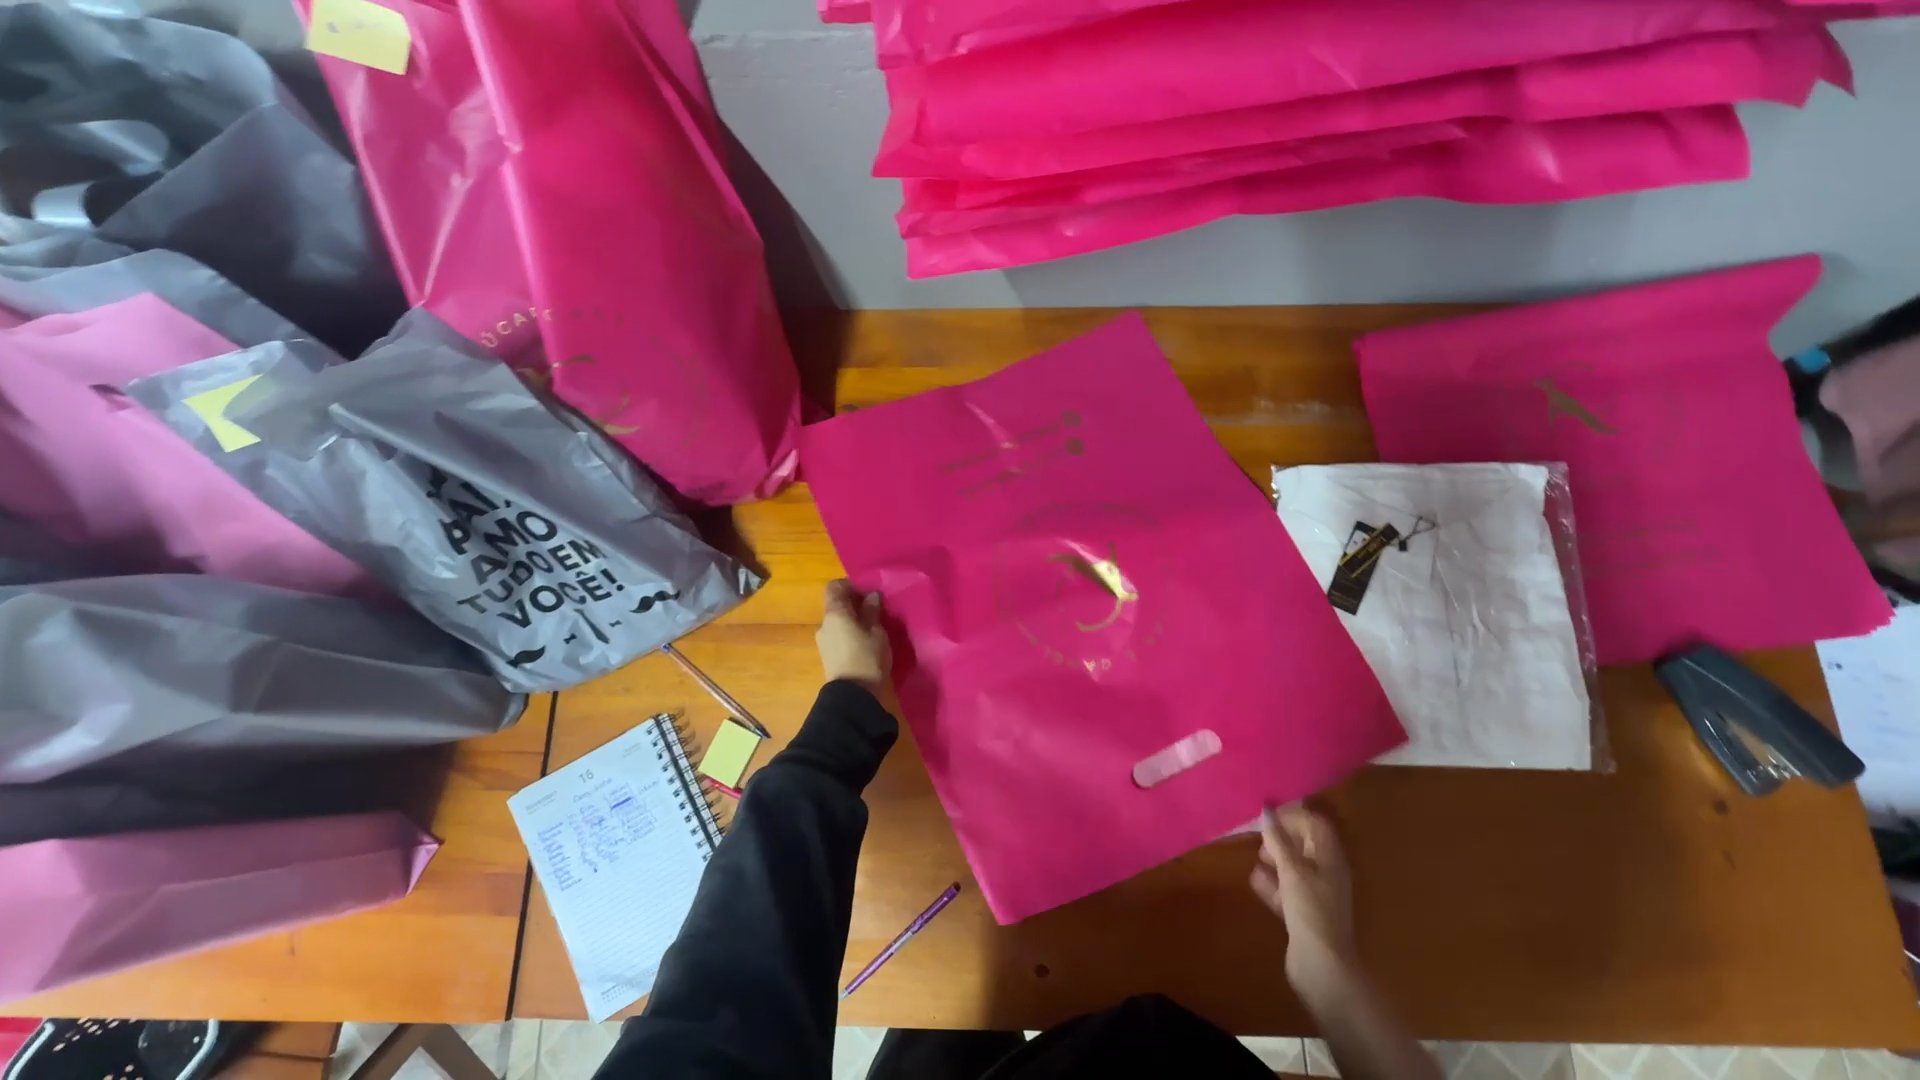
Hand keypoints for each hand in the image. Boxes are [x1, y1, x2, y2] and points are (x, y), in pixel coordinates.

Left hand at [816, 579, 890, 689]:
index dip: (851, 585)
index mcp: (834, 613)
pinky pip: (838, 635)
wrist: (853, 696)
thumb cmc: (867, 658)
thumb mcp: (877, 632)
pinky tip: (865, 643)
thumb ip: (872, 611)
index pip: (835, 586)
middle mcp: (824, 624)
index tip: (869, 592)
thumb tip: (871, 595)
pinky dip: (850, 633)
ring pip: (838, 621)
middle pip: (836, 604)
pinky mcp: (828, 655)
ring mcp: (823, 641)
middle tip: (876, 610)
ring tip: (873, 628)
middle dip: (855, 604)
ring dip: (853, 620)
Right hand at [1250, 803, 1357, 992]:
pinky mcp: (1304, 914)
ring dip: (1277, 860)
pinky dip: (1273, 883)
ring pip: (1296, 868)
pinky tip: (1256, 880)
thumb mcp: (1292, 871)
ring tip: (1257, 857)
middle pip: (1307, 846)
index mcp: (1331, 860)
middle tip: (1260, 837)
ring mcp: (1317, 896)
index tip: (1269, 815)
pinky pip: (1288, 891)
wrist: (1321, 965)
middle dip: (1284, 838)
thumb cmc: (1310, 910)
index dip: (1295, 816)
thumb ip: (1278, 841)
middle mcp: (1327, 874)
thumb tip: (1266, 810)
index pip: (1317, 825)